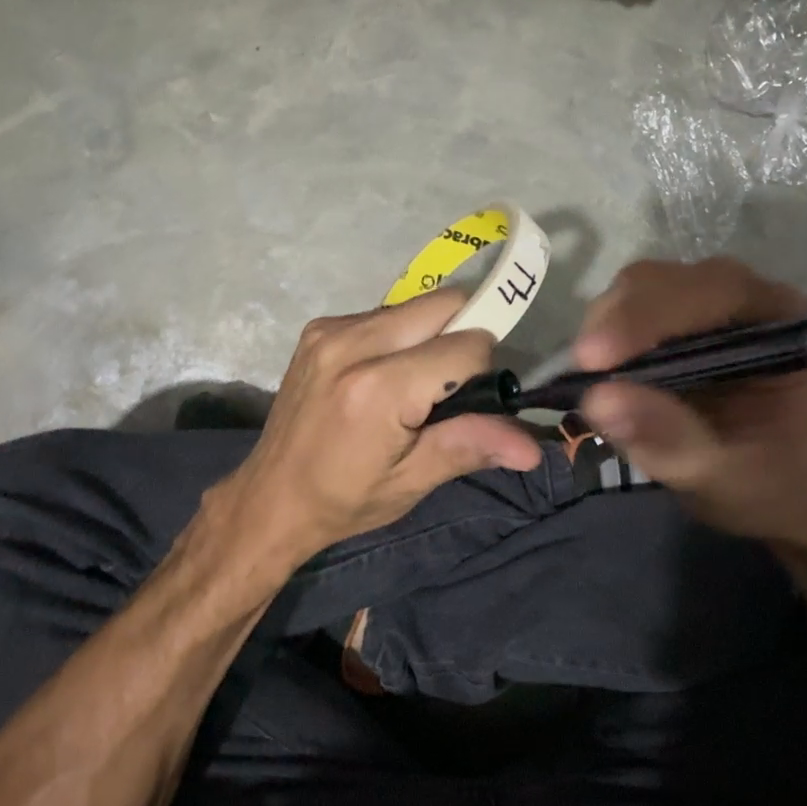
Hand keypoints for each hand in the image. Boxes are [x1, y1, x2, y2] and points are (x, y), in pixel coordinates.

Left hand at [218, 290, 543, 556]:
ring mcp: (330, 330)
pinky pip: (384, 313)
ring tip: (416, 386)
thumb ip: (470, 446)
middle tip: (452, 389)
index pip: (468, 344)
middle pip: (445, 304)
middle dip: (465, 336)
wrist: (272, 497)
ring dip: (432, 335)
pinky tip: (384, 377)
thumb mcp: (411, 482)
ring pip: (415, 304)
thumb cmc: (344, 501)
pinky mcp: (319, 328)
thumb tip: (534, 447)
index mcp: (378, 388)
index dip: (484, 373)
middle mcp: (352, 343)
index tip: (472, 407)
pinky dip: (401, 336)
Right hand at [574, 258, 806, 547]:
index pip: (707, 292)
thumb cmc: (771, 486)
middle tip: (582, 374)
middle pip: (661, 283)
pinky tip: (595, 382)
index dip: (645, 317)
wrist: (782, 500)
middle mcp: (738, 302)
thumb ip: (671, 438)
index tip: (593, 361)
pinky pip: (622, 321)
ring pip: (634, 296)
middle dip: (615, 322)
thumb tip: (596, 399)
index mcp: (776, 320)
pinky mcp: (668, 333)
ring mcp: (699, 314)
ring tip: (588, 385)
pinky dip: (600, 348)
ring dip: (602, 334)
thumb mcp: (726, 475)